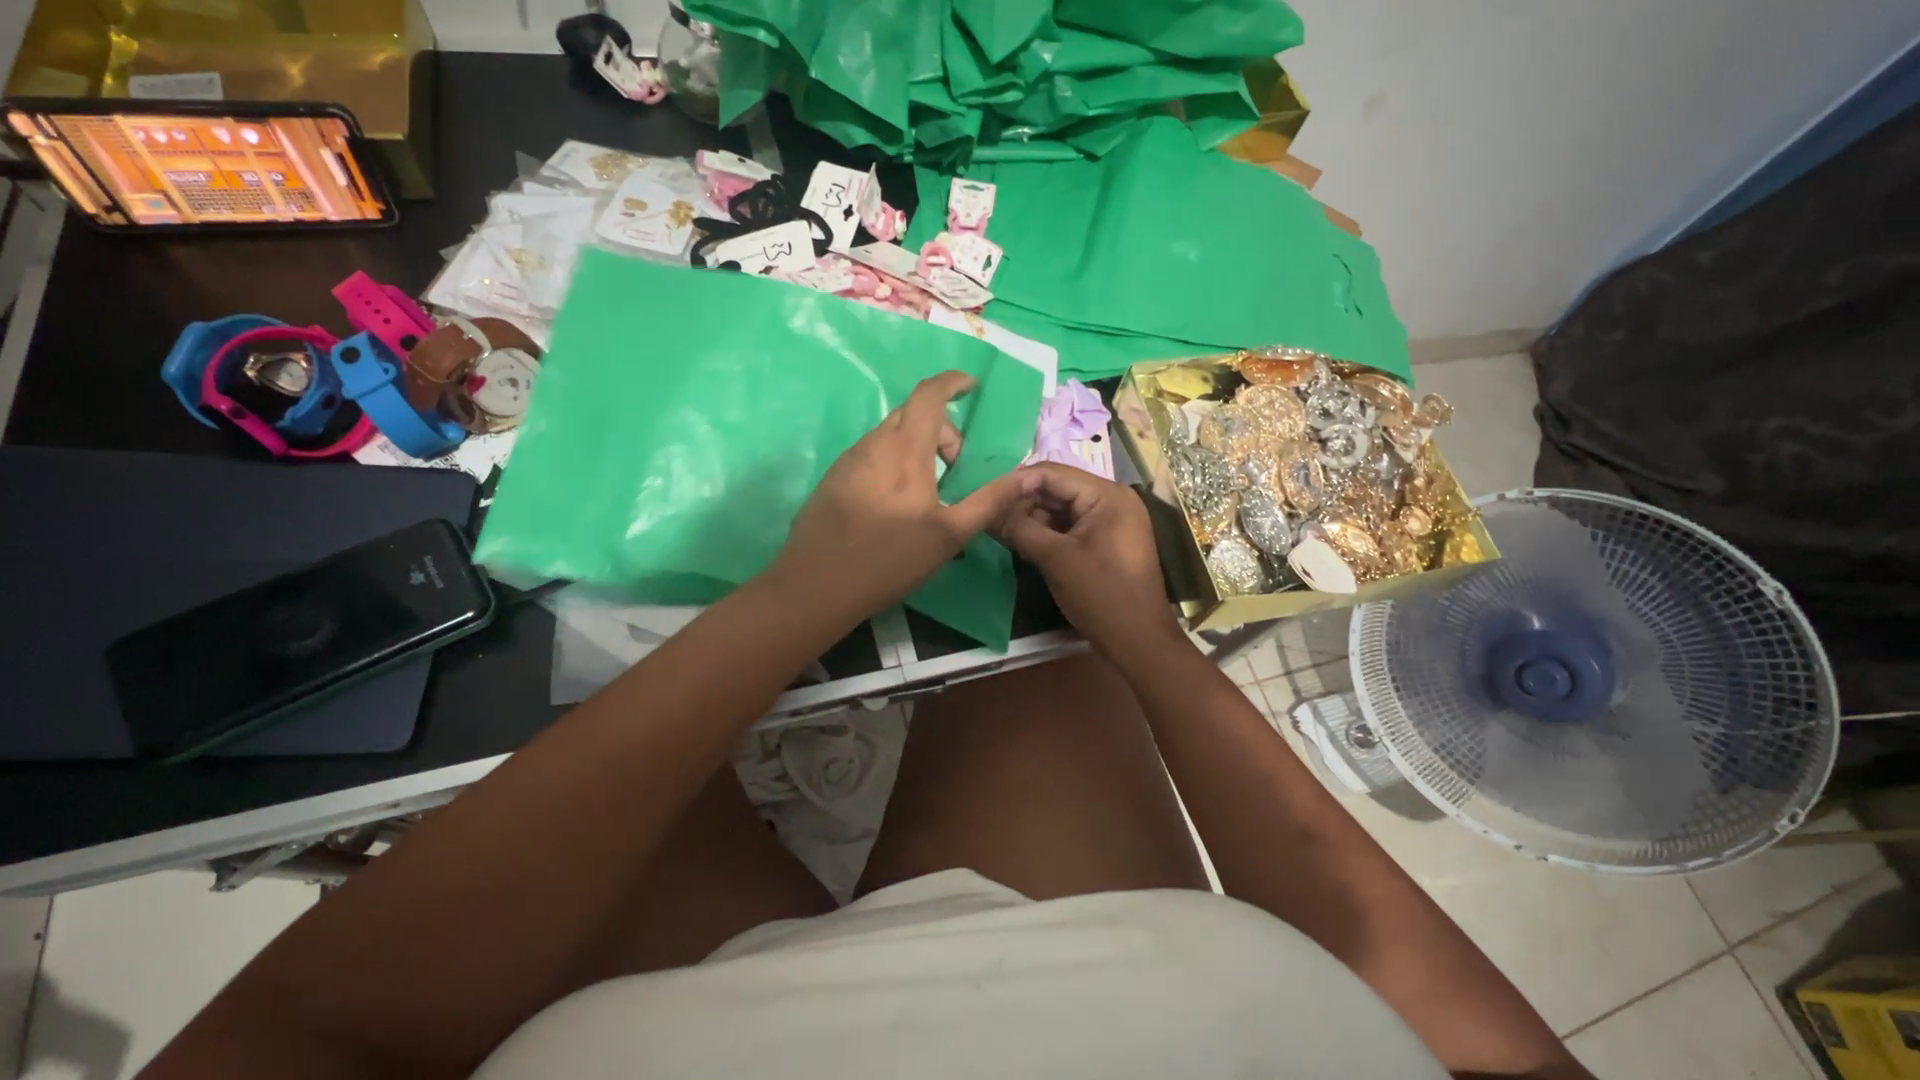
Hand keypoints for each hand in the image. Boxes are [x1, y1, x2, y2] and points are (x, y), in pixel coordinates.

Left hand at [769, 371, 1032, 625]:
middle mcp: (874, 443)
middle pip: (913, 413)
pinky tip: (897, 505)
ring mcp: (849, 459)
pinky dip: (894, 461)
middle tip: (956, 465)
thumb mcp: (949, 535)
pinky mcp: (834, 478)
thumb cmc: (889, 560)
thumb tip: (1026, 477)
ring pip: (891, 435)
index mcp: (905, 448)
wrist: (816, 585)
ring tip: (929, 491)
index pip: (929, 393)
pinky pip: (872, 454)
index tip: (972, 389)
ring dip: (917, 446)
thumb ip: (989, 501)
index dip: (953, 382)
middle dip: (942, 427)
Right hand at [997, 463, 1183, 660]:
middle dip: (1022, 501)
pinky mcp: (1106, 540)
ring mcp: (1111, 520)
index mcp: (1107, 494)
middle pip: (1057, 488)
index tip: (984, 496)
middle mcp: (1112, 499)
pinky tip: (1021, 540)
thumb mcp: (1055, 559)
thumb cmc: (1101, 595)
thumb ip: (1020, 529)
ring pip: (1061, 508)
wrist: (1139, 641)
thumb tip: (987, 512)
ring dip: (1031, 517)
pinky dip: (1046, 532)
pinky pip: (1071, 526)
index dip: (1015, 482)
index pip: (1052, 472)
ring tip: (998, 528)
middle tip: (986, 513)